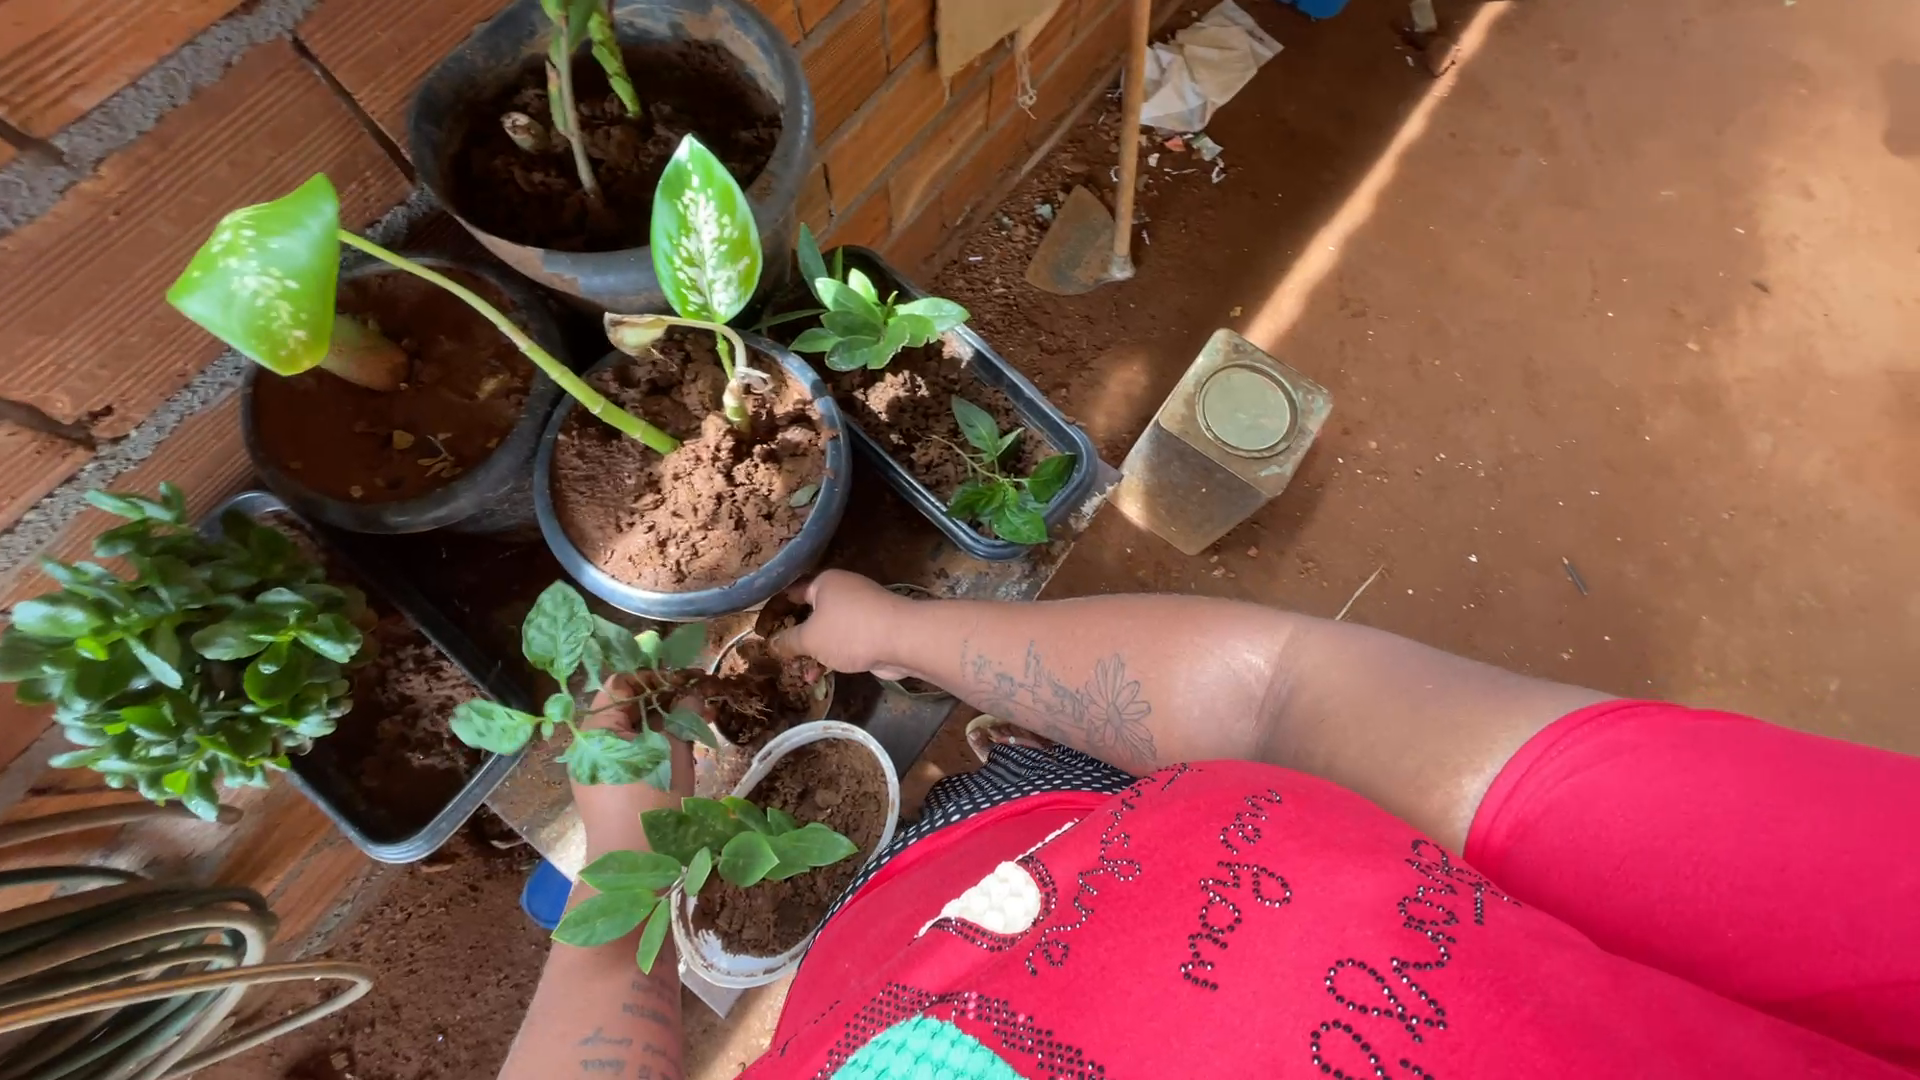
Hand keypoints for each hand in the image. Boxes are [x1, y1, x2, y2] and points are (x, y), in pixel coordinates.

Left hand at [571, 675, 697, 857]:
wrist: (633, 861)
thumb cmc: (652, 796)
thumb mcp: (674, 749)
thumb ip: (682, 714)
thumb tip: (693, 694)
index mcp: (596, 729)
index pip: (621, 684)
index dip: (654, 678)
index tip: (685, 683)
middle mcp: (587, 745)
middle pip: (625, 709)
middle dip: (663, 702)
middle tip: (698, 703)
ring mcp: (594, 768)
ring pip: (630, 734)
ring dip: (662, 725)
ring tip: (696, 727)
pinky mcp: (604, 789)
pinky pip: (629, 755)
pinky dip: (653, 747)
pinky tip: (680, 751)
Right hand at [768, 570, 916, 678]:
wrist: (902, 639)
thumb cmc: (849, 632)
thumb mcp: (810, 638)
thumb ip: (788, 641)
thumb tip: (772, 643)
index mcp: (825, 582)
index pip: (792, 590)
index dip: (775, 607)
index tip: (761, 626)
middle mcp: (842, 591)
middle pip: (811, 612)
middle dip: (795, 635)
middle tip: (779, 654)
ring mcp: (860, 610)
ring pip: (828, 630)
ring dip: (814, 651)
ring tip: (799, 672)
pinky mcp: (873, 630)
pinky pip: (845, 641)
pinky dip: (832, 655)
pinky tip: (819, 676)